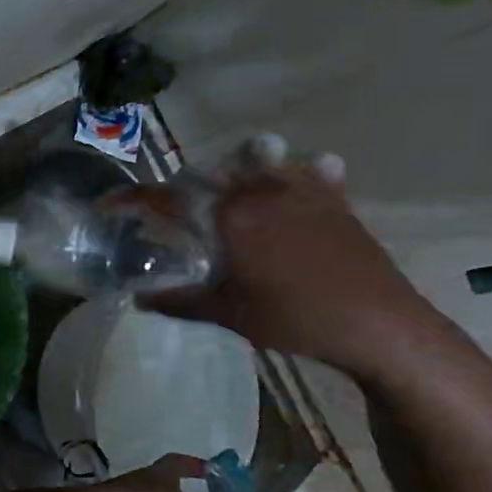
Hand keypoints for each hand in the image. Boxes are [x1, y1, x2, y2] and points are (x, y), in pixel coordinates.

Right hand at [148, 138, 438, 379]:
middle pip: (209, 174)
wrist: (382, 327)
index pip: (167, 197)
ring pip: (259, 164)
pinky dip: (304, 171)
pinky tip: (304, 174)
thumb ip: (178, 301)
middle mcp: (261, 193)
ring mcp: (304, 194)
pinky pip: (315, 173)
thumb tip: (138, 298)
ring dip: (236, 170)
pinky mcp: (337, 204)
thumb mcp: (226, 313)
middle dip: (181, 187)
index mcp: (229, 215)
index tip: (109, 204)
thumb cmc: (294, 318)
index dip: (132, 199)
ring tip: (225, 187)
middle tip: (167, 210)